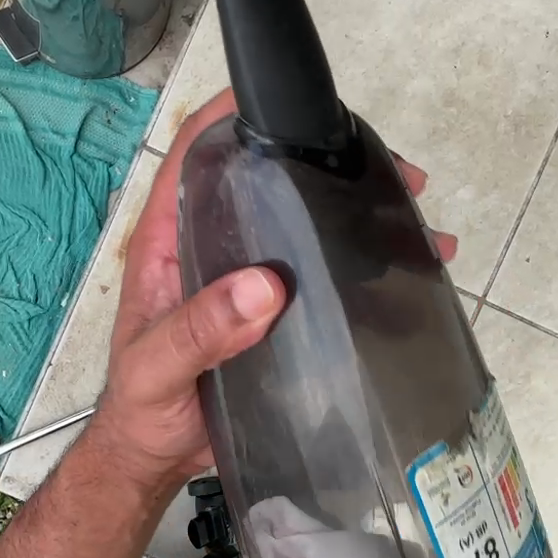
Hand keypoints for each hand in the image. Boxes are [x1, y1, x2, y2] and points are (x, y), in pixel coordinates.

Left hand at [93, 88, 458, 487]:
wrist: (159, 457)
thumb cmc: (142, 409)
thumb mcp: (155, 368)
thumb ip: (197, 331)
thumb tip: (265, 288)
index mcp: (169, 244)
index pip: (194, 155)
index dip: (232, 116)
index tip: (286, 100)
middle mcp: (212, 250)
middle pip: (267, 182)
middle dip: (327, 167)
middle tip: (390, 174)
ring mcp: (246, 282)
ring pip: (304, 228)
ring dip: (358, 219)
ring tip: (416, 223)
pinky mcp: (276, 317)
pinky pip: (321, 282)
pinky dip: (363, 274)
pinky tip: (406, 279)